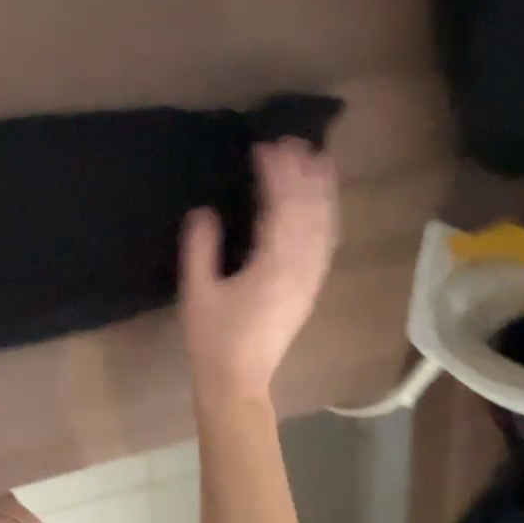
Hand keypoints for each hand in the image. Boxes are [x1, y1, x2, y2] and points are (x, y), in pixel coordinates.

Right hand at [179, 139, 339, 401]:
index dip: (277, 173)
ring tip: (316, 158)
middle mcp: (303, 265)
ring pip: (326, 222)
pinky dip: (326, 213)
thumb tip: (204, 211)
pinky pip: (327, 240)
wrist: (238, 381)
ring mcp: (312, 276)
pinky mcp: (311, 286)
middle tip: (292, 141)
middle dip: (304, 172)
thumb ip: (200, 249)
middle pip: (311, 208)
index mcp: (274, 264)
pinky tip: (321, 201)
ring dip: (322, 188)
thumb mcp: (196, 293)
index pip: (282, 206)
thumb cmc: (212, 339)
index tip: (265, 147)